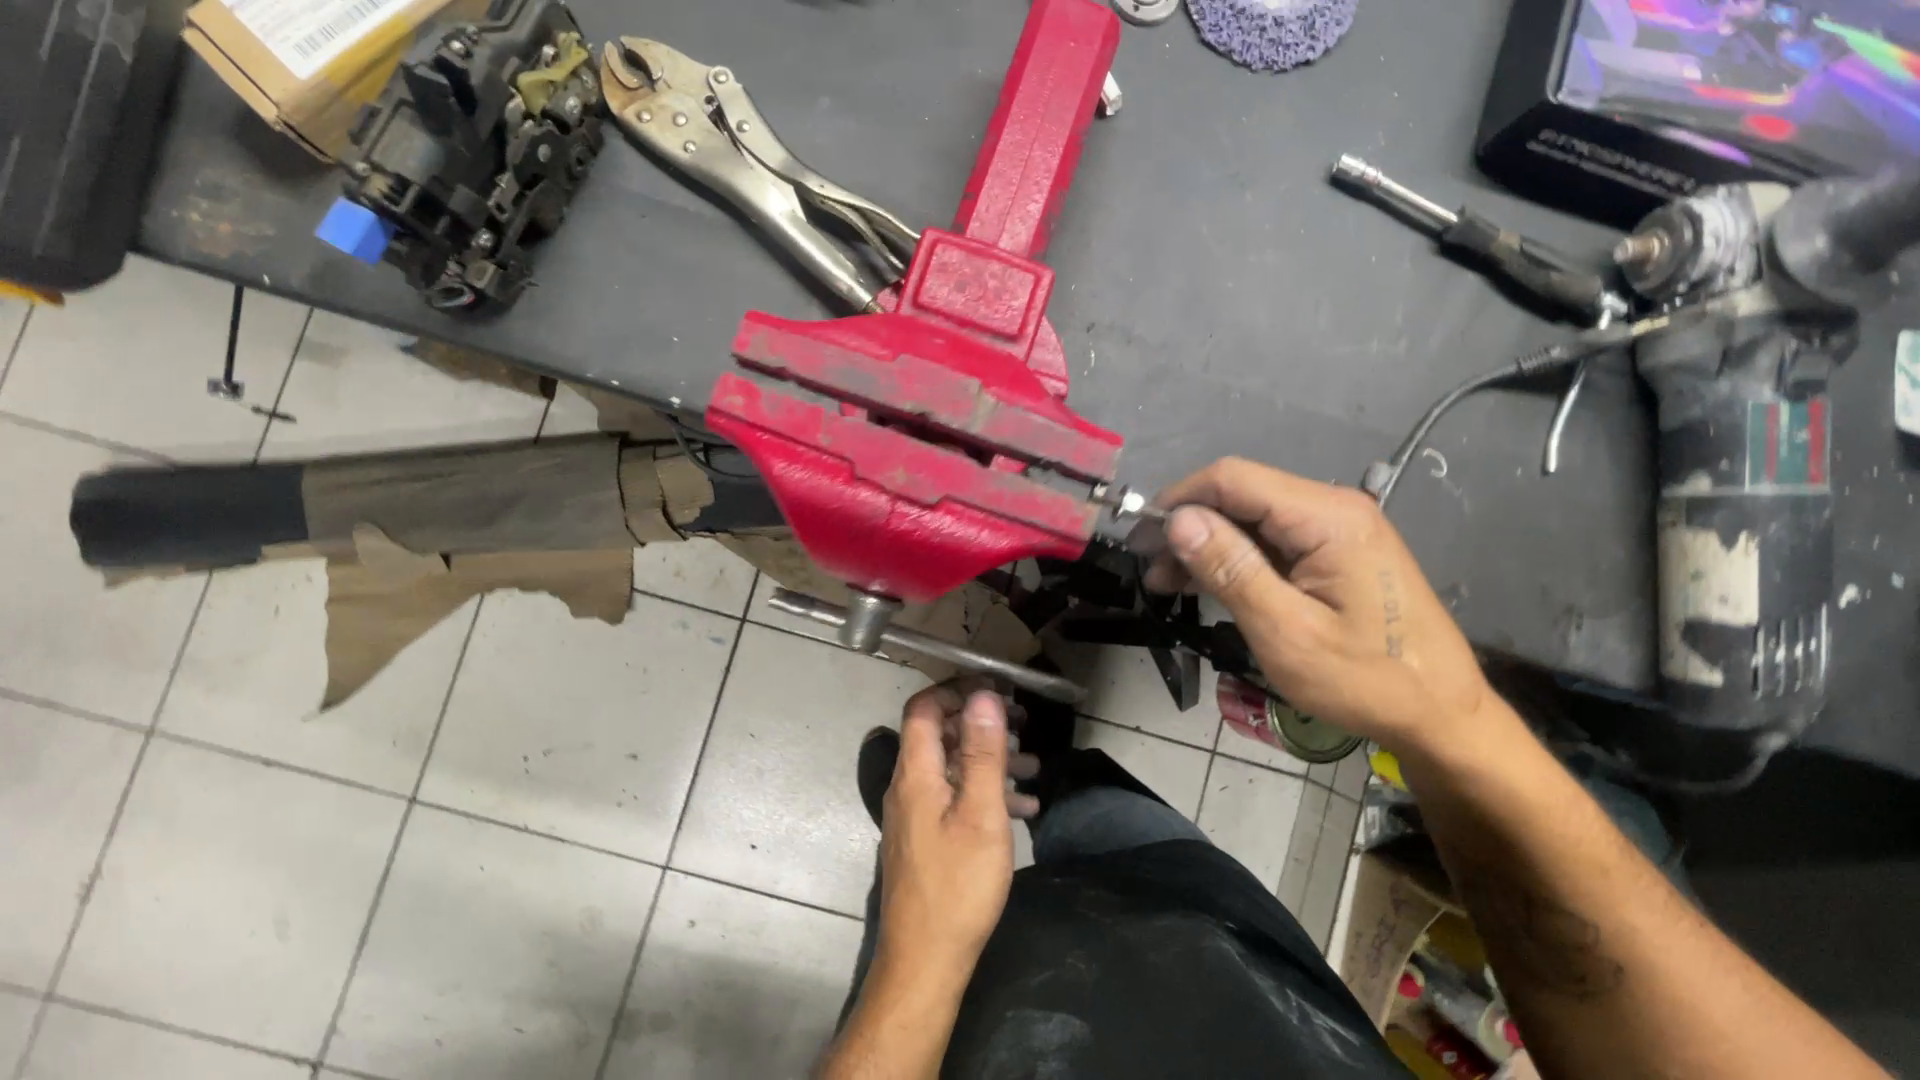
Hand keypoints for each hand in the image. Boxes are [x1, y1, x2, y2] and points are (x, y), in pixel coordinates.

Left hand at [874, 684, 1024, 980]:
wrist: (926, 959)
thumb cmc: (959, 885)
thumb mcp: (981, 813)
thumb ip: (982, 752)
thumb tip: (983, 697)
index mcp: (916, 774)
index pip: (923, 709)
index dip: (956, 690)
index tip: (996, 690)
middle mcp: (908, 787)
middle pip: (939, 736)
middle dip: (980, 723)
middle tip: (1022, 722)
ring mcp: (914, 815)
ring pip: (951, 769)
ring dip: (989, 759)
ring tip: (1032, 764)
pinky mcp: (925, 840)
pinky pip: (954, 800)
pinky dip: (984, 793)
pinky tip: (1022, 807)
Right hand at [1144, 458, 1491, 758]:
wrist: (1441, 713)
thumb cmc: (1365, 679)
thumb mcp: (1286, 631)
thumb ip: (1231, 570)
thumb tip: (1178, 520)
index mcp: (1327, 518)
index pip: (1233, 479)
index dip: (1179, 499)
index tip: (1140, 538)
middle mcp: (1334, 508)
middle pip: (1242, 494)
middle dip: (1189, 525)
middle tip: (1150, 570)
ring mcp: (1339, 529)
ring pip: (1254, 518)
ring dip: (1208, 545)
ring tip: (1169, 583)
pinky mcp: (1338, 552)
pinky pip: (1275, 541)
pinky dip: (1237, 559)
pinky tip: (1210, 584)